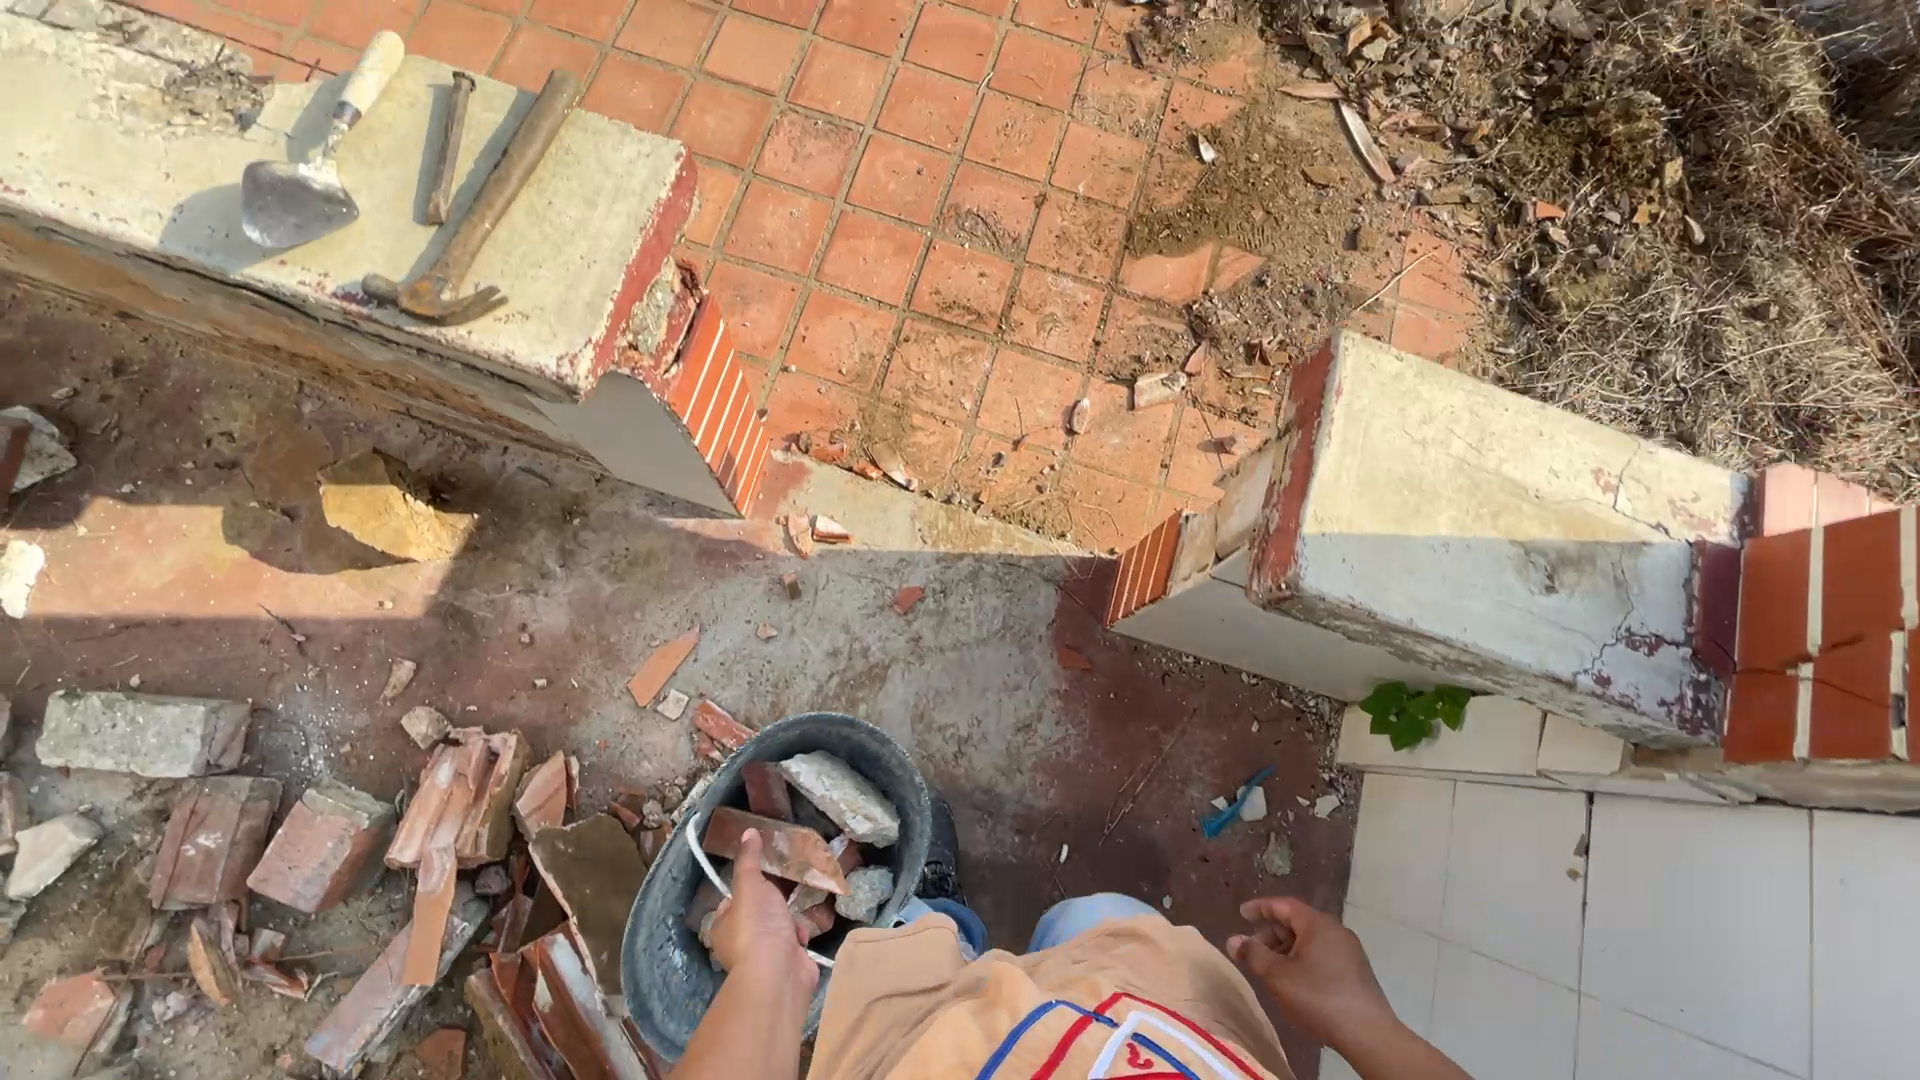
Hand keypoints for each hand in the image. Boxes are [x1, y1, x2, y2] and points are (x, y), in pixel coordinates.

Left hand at [709, 830, 819, 994]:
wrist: (778, 970)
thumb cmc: (756, 925)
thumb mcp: (749, 884)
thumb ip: (749, 859)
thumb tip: (748, 830)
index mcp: (722, 927)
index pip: (731, 902)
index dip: (746, 887)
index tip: (762, 876)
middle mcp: (738, 944)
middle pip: (758, 913)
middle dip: (774, 904)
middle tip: (785, 890)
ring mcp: (762, 956)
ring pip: (778, 926)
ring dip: (790, 920)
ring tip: (794, 914)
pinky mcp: (785, 964)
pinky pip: (793, 942)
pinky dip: (800, 935)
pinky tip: (803, 934)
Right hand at [1226, 897, 1398, 1052]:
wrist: (1370, 1036)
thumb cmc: (1319, 998)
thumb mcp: (1278, 976)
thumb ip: (1253, 954)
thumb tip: (1233, 940)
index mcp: (1318, 924)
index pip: (1283, 905)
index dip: (1259, 908)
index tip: (1241, 914)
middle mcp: (1336, 931)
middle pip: (1296, 923)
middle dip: (1271, 935)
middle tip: (1253, 952)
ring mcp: (1349, 951)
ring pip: (1309, 941)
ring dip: (1286, 950)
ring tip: (1271, 971)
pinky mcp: (1356, 971)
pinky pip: (1322, 955)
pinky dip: (1303, 960)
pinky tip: (1295, 982)